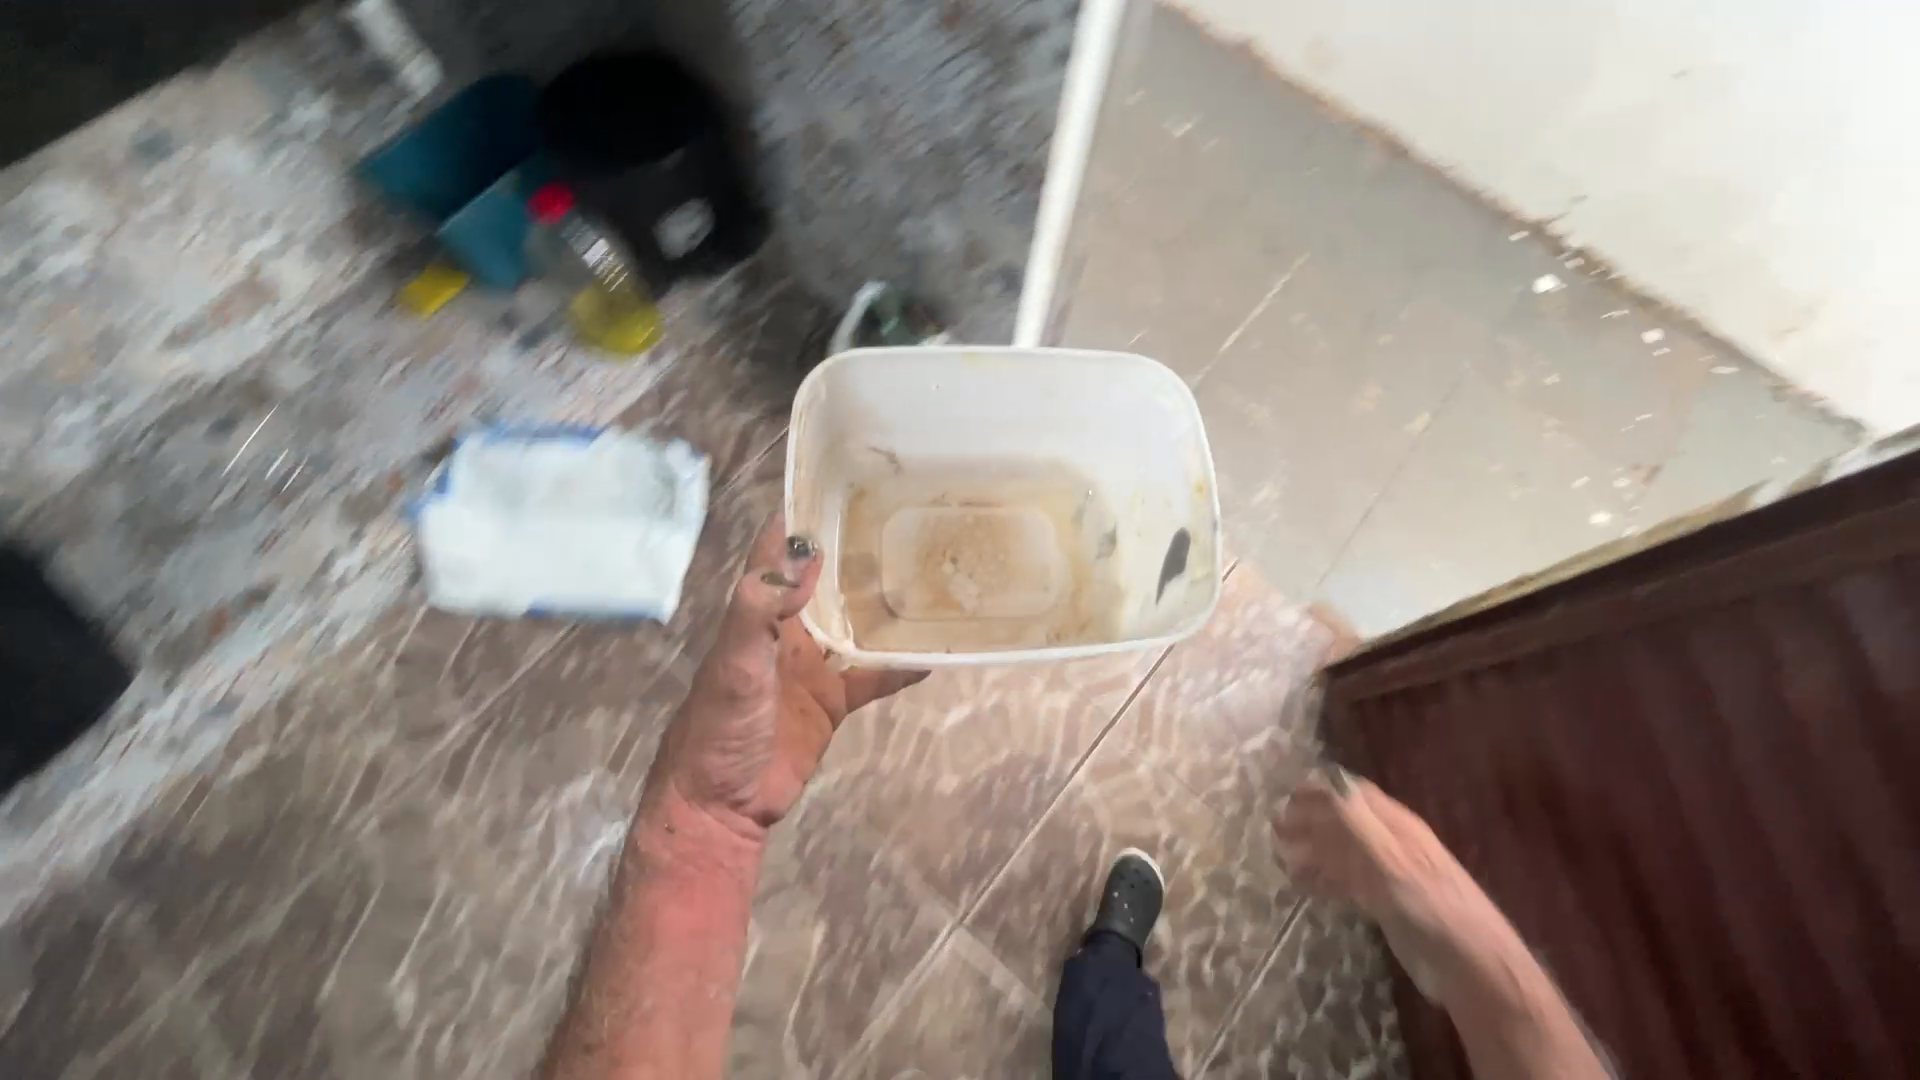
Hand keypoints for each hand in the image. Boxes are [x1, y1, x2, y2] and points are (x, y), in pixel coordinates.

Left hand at [652, 513, 926, 837]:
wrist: (722, 804)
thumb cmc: (720, 726)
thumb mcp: (734, 663)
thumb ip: (761, 608)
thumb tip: (807, 555)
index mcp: (757, 614)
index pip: (778, 554)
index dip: (801, 520)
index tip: (839, 485)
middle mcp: (786, 631)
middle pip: (822, 583)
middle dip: (853, 555)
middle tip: (901, 524)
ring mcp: (811, 666)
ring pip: (852, 625)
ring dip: (880, 606)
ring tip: (924, 578)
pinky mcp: (831, 702)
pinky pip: (870, 678)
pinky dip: (897, 668)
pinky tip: (930, 655)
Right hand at [1274, 767, 1511, 1001]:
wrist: (1472, 966)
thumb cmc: (1429, 905)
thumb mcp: (1389, 858)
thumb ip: (1356, 821)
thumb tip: (1324, 780)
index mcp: (1395, 824)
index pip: (1352, 792)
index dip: (1319, 789)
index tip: (1285, 797)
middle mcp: (1391, 843)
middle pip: (1343, 820)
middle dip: (1308, 821)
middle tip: (1275, 830)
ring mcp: (1389, 874)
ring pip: (1342, 852)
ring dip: (1312, 850)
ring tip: (1280, 858)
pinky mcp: (1387, 904)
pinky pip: (1348, 882)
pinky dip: (1324, 879)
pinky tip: (1303, 886)